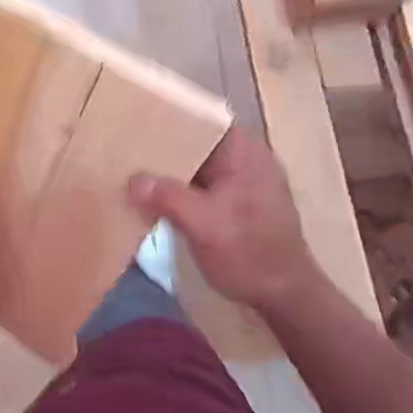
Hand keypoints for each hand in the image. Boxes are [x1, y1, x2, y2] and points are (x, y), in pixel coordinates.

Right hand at [127, 128, 325, 313]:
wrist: (285, 296)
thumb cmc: (250, 253)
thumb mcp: (204, 225)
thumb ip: (168, 198)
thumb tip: (134, 179)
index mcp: (244, 151)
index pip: (204, 117)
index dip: (172, 115)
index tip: (138, 117)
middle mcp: (247, 158)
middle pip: (200, 141)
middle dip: (166, 145)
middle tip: (126, 146)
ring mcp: (244, 181)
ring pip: (200, 165)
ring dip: (172, 170)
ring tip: (132, 168)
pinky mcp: (238, 203)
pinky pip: (204, 185)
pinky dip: (182, 189)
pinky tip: (154, 197)